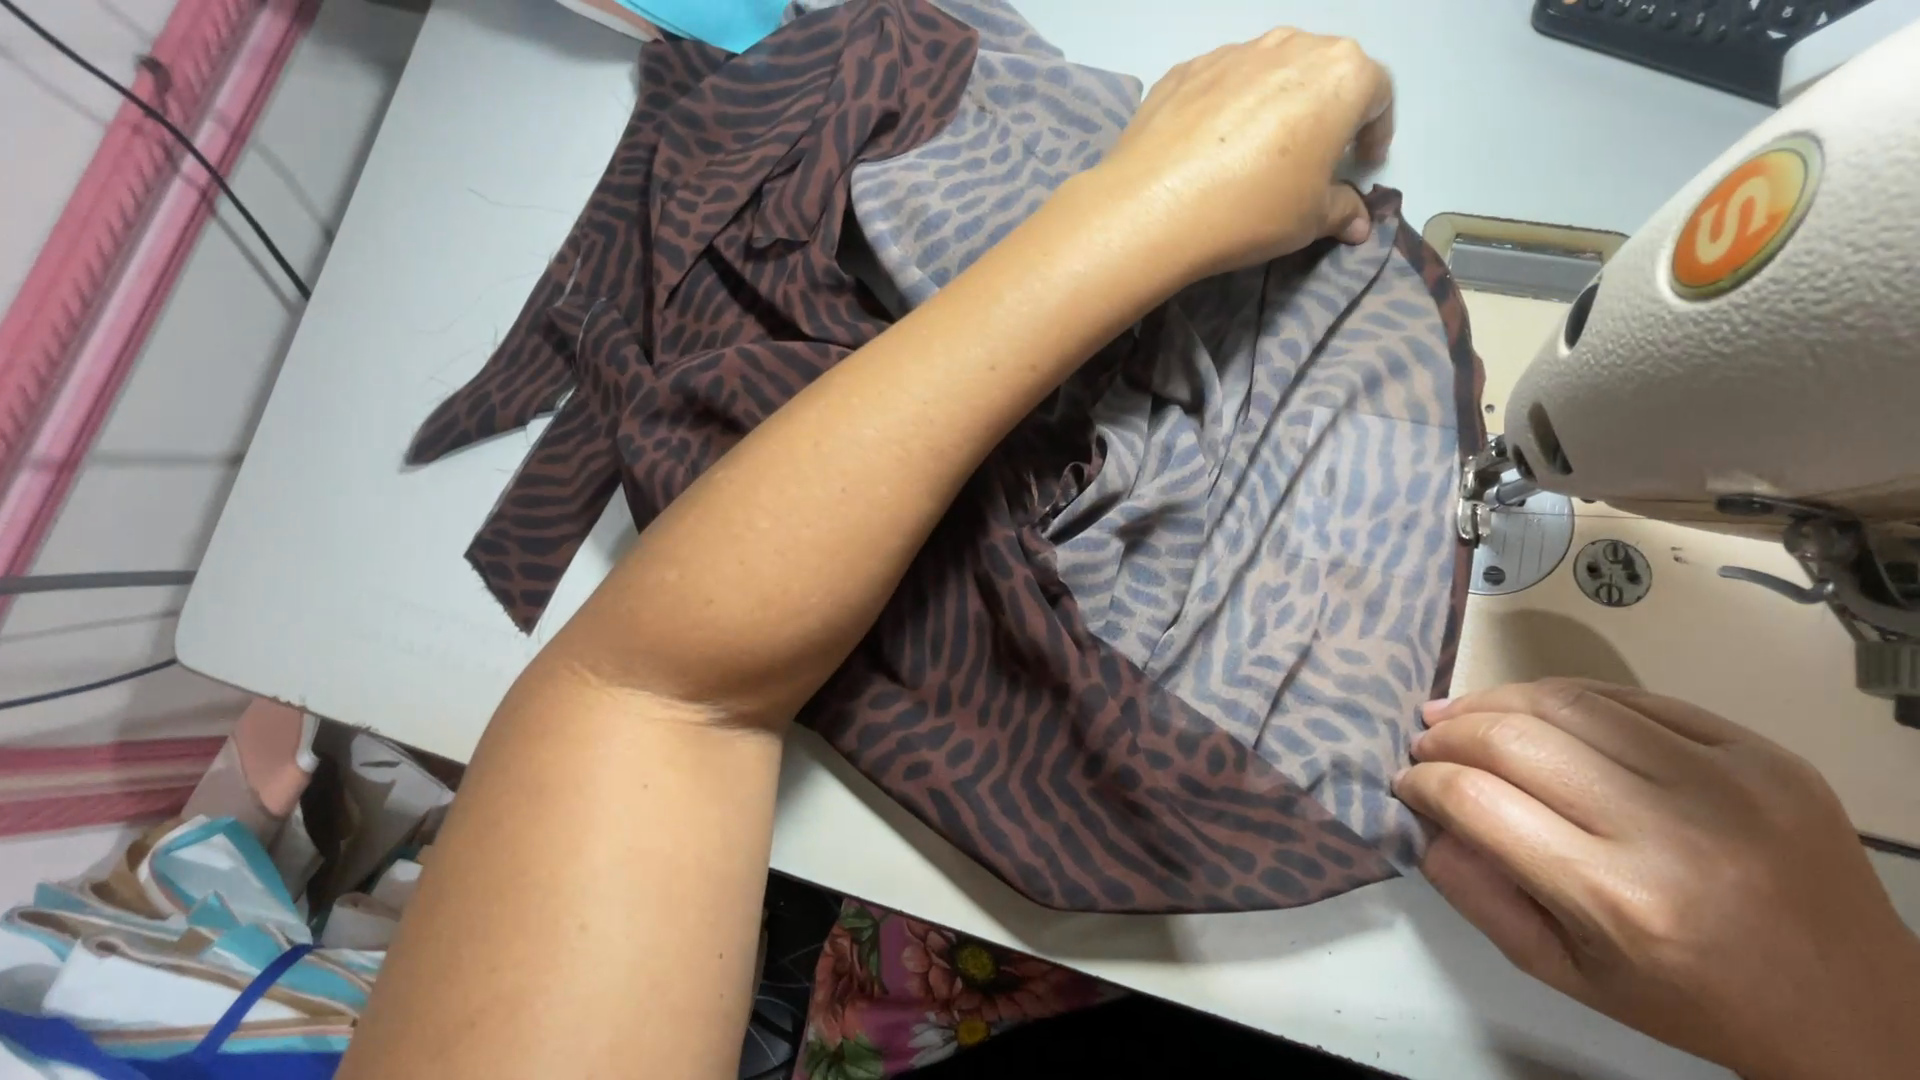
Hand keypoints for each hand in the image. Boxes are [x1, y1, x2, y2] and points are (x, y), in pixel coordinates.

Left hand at [1090, 29, 1393, 281]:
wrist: (1151, 208)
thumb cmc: (1251, 210)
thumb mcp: (1308, 220)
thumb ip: (1342, 211)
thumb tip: (1359, 223)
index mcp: (1341, 74)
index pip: (1377, 94)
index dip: (1375, 132)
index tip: (1363, 162)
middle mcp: (1291, 46)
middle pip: (1321, 74)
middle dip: (1324, 113)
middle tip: (1312, 156)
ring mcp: (1232, 53)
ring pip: (1268, 74)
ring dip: (1272, 106)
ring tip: (1256, 153)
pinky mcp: (1184, 71)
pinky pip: (1218, 87)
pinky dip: (1223, 112)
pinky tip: (1208, 151)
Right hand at [1395, 679, 1919, 1079]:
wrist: (1859, 1008)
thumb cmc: (1690, 998)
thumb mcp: (1562, 971)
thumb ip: (1475, 894)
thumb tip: (1425, 815)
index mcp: (1619, 899)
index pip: (1477, 800)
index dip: (1424, 781)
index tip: (1407, 782)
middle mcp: (1673, 830)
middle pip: (1516, 739)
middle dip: (1449, 734)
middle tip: (1426, 742)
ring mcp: (1728, 782)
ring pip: (1567, 701)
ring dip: (1495, 701)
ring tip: (1464, 713)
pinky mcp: (1763, 754)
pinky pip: (1632, 698)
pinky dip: (1565, 697)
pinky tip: (1538, 712)